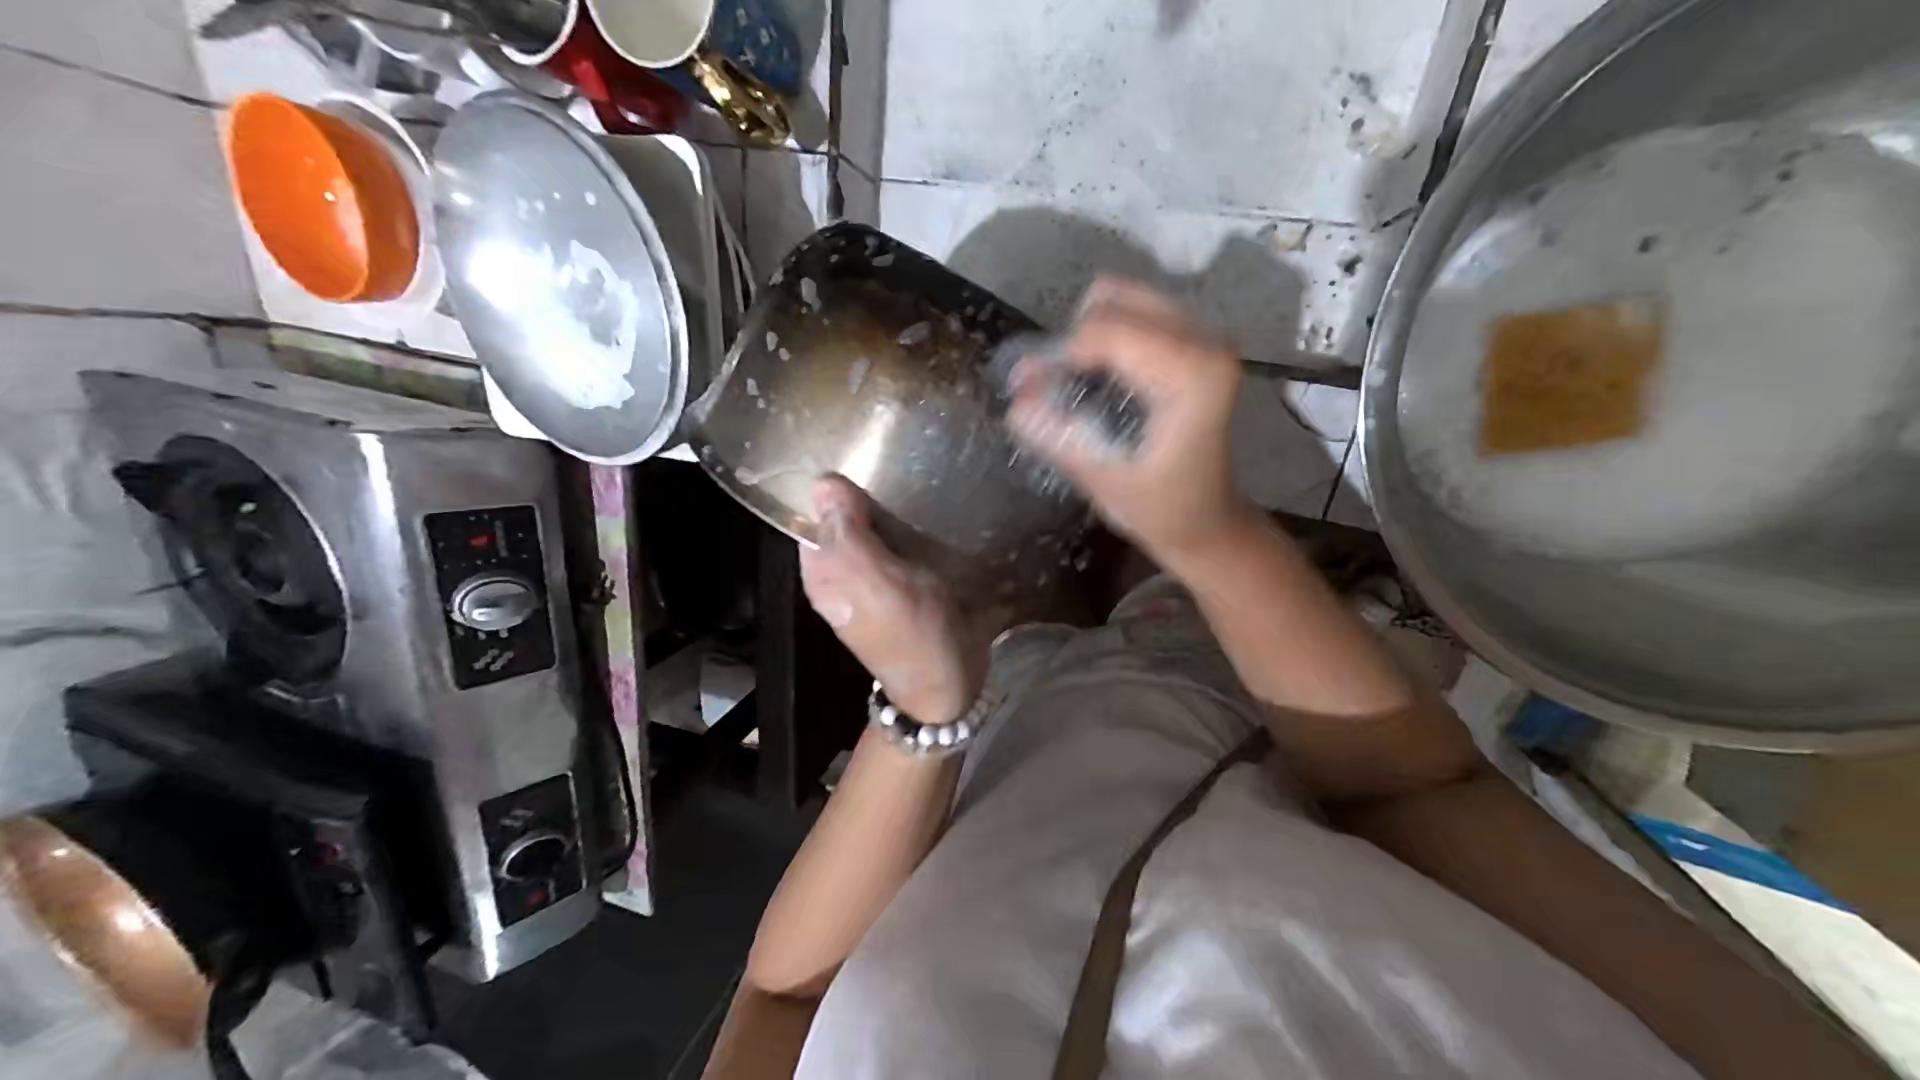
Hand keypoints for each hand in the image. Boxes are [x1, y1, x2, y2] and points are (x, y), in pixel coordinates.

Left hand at [799, 476, 987, 725]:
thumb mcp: (878, 584)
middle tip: (903, 463)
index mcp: (825, 570)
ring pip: (877, 524)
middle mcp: (843, 571)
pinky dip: (914, 524)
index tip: (868, 457)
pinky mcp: (905, 581)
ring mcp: (875, 576)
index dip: (836, 484)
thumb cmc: (912, 635)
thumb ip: (848, 536)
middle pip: (847, 515)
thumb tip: (823, 483)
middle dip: (870, 490)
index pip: (817, 511)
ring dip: (896, 505)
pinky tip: (933, 512)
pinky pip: (902, 540)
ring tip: (921, 478)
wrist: (950, 686)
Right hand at [1008, 277, 1260, 563]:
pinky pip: (1131, 311)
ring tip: (1079, 386)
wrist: (1206, 520)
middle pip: (1109, 303)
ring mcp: (1200, 334)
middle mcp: (1203, 339)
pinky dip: (1102, 338)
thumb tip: (1016, 400)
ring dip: (1085, 338)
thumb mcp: (1104, 479)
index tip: (1033, 394)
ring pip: (1118, 298)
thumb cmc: (1162, 508)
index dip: (1058, 358)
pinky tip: (1100, 381)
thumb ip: (1059, 436)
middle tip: (1055, 392)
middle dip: (1071, 344)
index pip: (1105, 332)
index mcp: (1193, 372)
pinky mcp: (1190, 339)